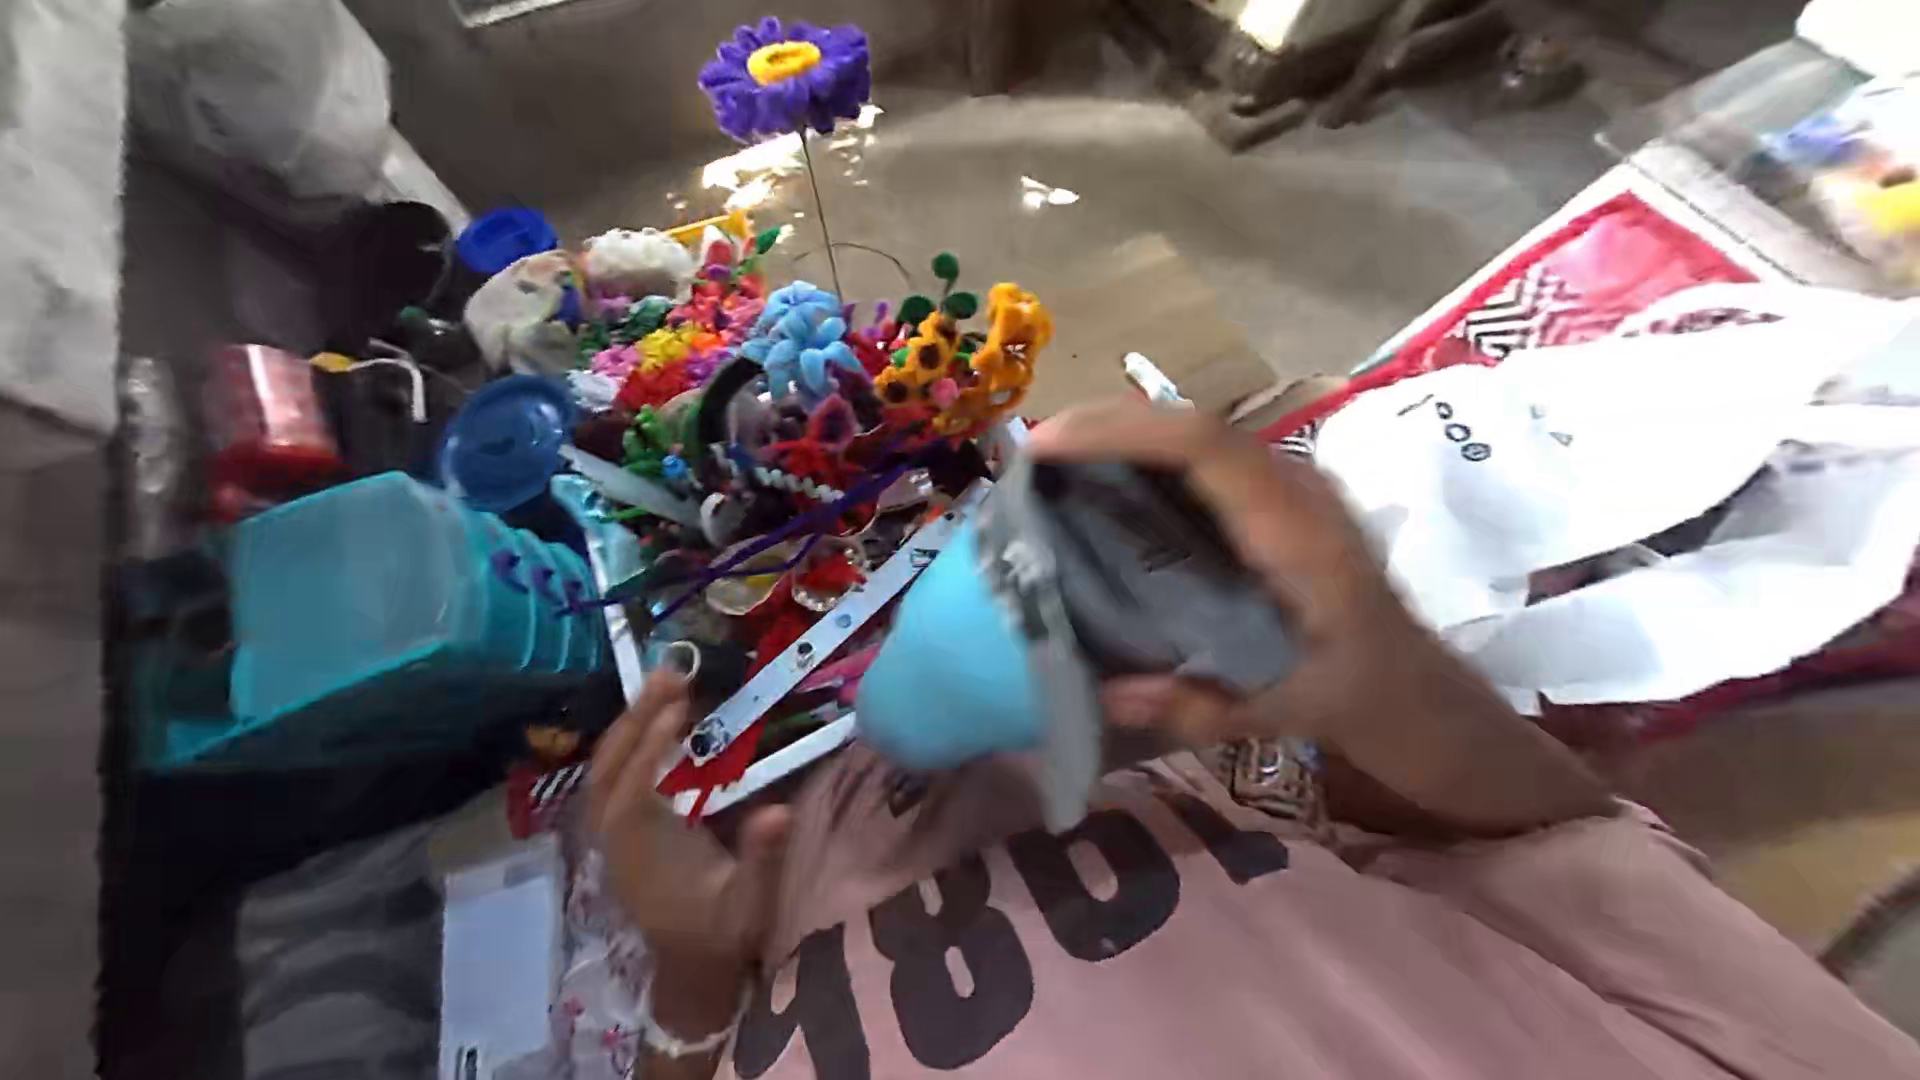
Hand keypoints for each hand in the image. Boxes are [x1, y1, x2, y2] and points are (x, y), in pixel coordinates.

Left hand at [588, 674, 790, 987]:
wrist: (693, 964)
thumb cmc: (723, 927)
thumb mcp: (750, 898)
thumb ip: (762, 855)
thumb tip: (780, 809)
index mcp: (643, 851)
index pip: (634, 787)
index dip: (651, 744)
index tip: (679, 703)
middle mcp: (617, 837)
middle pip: (609, 768)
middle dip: (635, 717)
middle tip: (670, 673)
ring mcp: (613, 834)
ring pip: (605, 769)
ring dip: (630, 723)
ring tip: (662, 684)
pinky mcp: (621, 831)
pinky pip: (613, 776)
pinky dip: (629, 742)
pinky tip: (652, 720)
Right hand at [1028, 400, 1462, 746]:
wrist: (1405, 675)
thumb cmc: (1348, 688)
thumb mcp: (1278, 710)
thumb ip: (1199, 706)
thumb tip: (1108, 691)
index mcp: (1295, 530)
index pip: (1205, 446)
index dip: (1120, 432)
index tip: (1047, 445)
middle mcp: (1288, 486)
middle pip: (1187, 421)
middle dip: (1101, 423)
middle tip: (1031, 453)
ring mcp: (1278, 480)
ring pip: (1187, 428)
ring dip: (1115, 430)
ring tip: (1051, 457)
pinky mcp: (1263, 489)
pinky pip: (1192, 451)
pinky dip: (1136, 450)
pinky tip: (1095, 475)